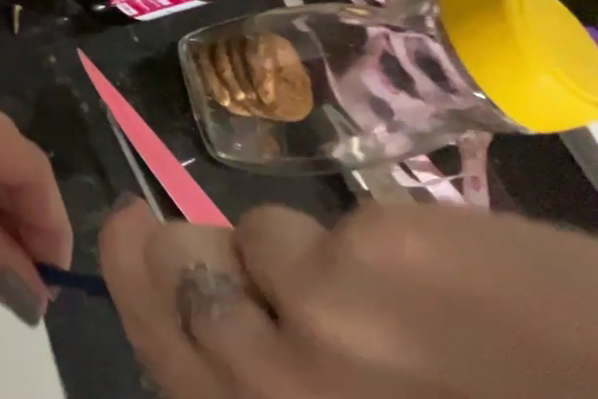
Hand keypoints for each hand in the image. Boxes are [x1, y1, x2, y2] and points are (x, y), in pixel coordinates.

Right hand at [100, 198, 597, 397]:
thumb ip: (269, 373)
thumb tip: (206, 301)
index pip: (160, 337)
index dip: (132, 273)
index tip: (130, 220)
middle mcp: (278, 377)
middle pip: (182, 269)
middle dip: (199, 247)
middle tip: (242, 245)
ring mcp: (328, 310)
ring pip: (263, 234)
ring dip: (313, 256)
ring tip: (410, 301)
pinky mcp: (385, 247)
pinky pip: (344, 222)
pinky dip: (390, 247)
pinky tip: (468, 288)